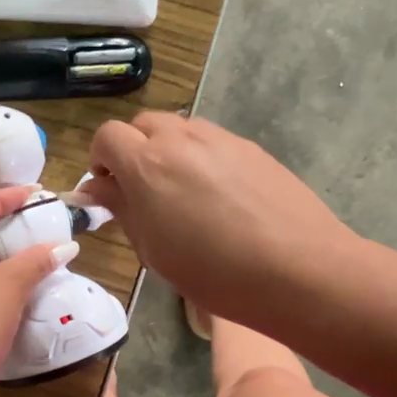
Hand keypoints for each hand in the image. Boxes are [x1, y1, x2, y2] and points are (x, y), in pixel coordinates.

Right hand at [69, 113, 359, 325]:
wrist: (299, 269)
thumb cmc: (214, 272)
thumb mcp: (153, 249)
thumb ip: (121, 208)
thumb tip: (96, 187)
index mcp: (147, 164)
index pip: (107, 136)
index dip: (101, 159)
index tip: (109, 188)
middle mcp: (181, 139)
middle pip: (143, 124)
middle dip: (134, 149)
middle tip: (142, 190)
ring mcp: (221, 139)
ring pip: (180, 128)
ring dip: (168, 150)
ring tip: (182, 193)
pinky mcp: (252, 148)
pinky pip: (213, 141)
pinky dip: (202, 158)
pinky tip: (219, 197)